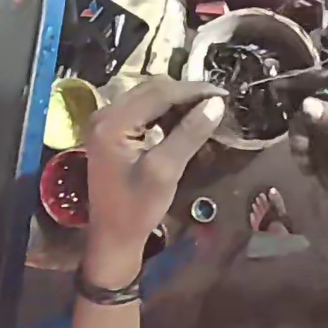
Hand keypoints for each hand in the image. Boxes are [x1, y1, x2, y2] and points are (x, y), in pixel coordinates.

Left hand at [83, 78, 225, 282]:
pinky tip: (182, 121)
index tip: (222, 94)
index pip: (158, 93)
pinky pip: (141, 109)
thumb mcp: (166, 170)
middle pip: (151, 89)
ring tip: (204, 110)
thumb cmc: (137, 209)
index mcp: (112, 122)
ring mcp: (105, 121)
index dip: (193, 91)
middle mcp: (104, 114)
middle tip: (217, 102)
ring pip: (147, 96)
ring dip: (175, 100)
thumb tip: (216, 104)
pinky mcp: (110, 130)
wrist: (112, 238)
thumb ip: (189, 133)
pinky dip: (163, 111)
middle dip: (185, 93)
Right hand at [293, 79, 327, 255]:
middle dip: (309, 124)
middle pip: (327, 108)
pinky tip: (310, 170)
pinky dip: (317, 160)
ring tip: (304, 163)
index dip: (314, 91)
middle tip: (299, 146)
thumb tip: (305, 104)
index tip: (292, 106)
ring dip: (309, 144)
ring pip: (325, 132)